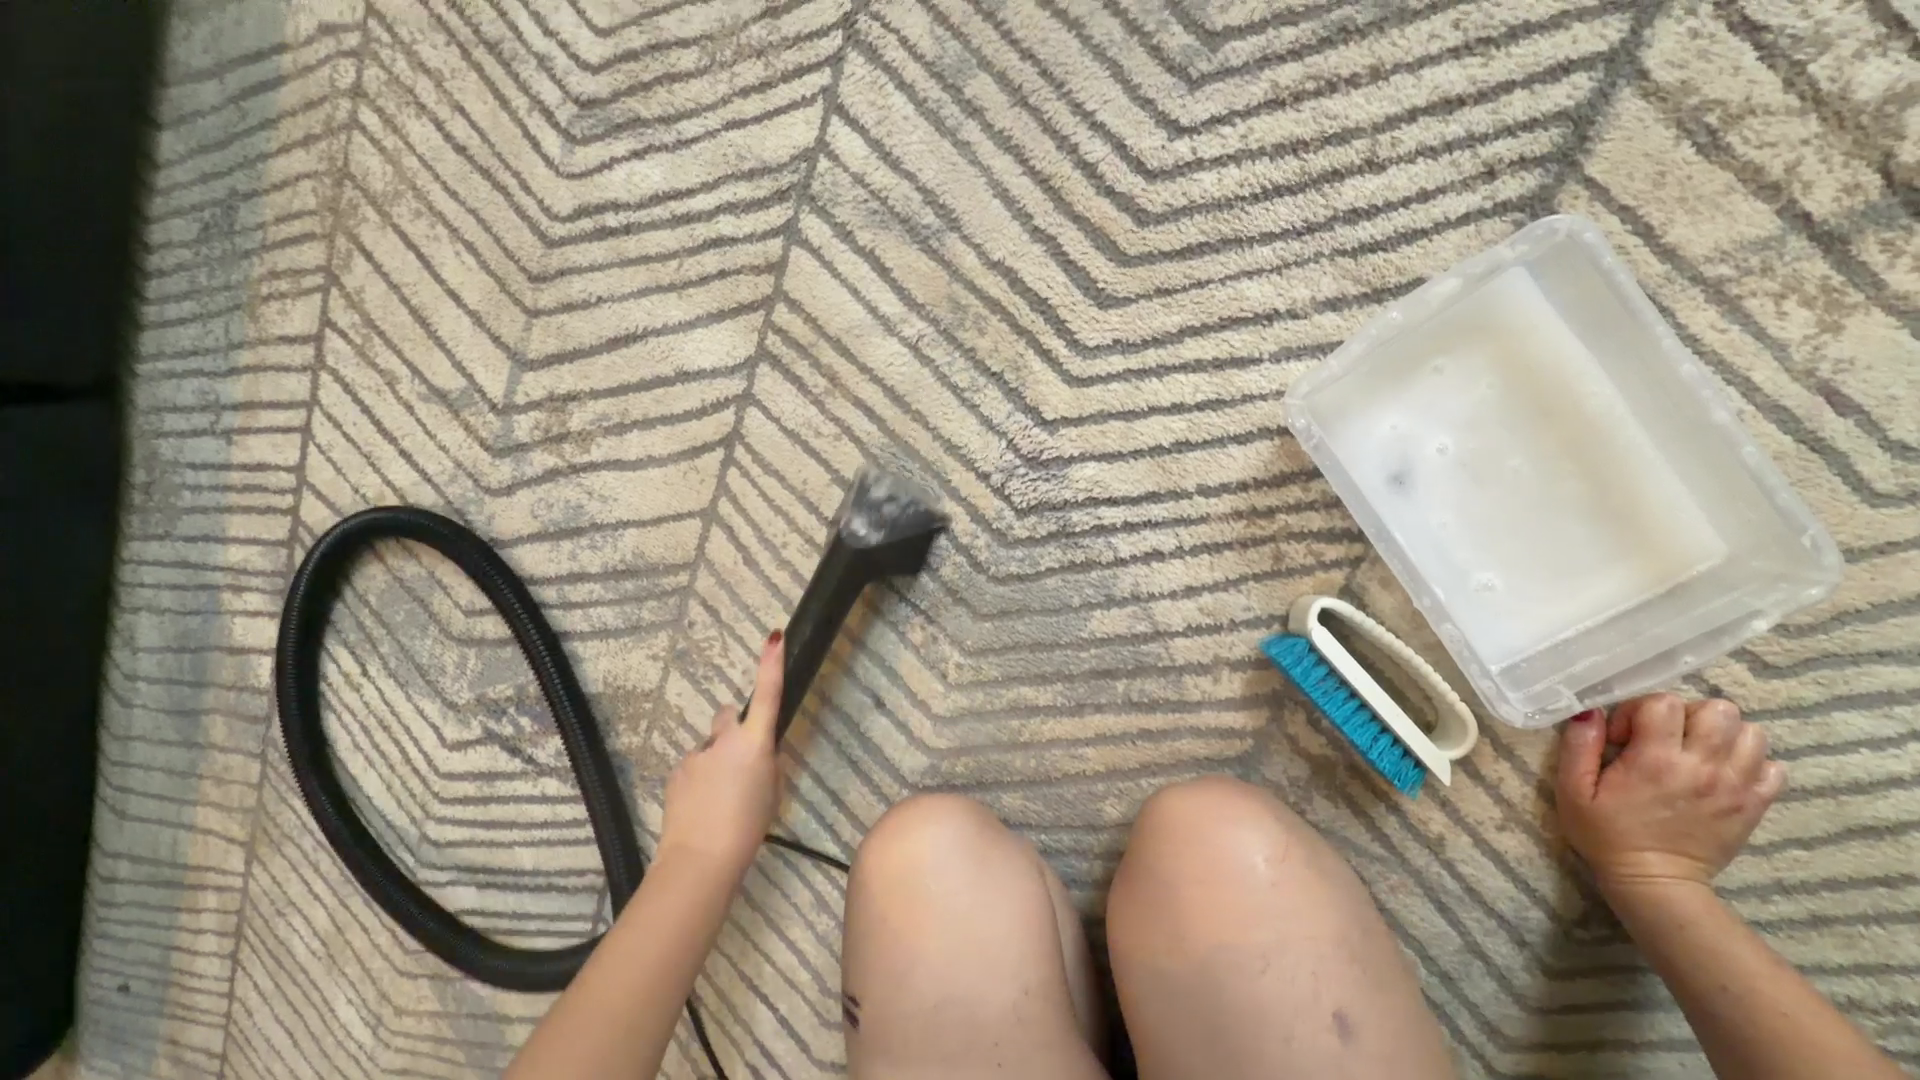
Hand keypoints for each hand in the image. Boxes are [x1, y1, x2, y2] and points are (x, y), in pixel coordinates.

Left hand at [658, 631, 784, 879]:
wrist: (700, 857)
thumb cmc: (748, 827)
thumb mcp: (772, 792)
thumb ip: (766, 765)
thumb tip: (756, 755)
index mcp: (755, 744)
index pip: (767, 696)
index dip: (771, 665)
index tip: (773, 637)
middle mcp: (723, 740)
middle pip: (727, 717)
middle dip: (733, 731)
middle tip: (740, 764)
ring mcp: (695, 755)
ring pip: (710, 749)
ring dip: (715, 765)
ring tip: (718, 802)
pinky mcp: (676, 772)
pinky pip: (693, 768)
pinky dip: (699, 783)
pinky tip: (701, 809)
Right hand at [1556, 694, 1786, 896]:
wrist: (1655, 882)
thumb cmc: (1605, 833)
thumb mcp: (1572, 789)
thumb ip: (1578, 745)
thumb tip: (1591, 712)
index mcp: (1655, 760)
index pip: (1663, 703)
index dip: (1637, 710)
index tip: (1624, 737)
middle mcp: (1703, 767)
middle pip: (1717, 709)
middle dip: (1686, 715)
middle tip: (1663, 739)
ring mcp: (1736, 786)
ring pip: (1752, 732)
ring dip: (1722, 734)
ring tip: (1695, 751)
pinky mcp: (1755, 804)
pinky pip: (1774, 766)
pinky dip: (1750, 760)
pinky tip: (1721, 771)